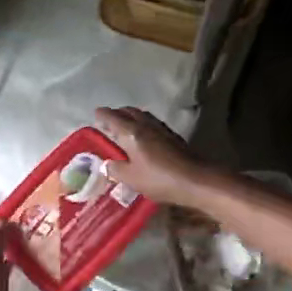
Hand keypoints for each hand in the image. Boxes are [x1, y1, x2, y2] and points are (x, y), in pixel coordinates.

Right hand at [94, 106, 210, 206]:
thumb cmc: (159, 178)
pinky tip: (144, 137)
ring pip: (142, 115)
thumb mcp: (131, 178)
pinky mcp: (173, 136)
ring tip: (125, 127)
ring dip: (131, 117)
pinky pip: (152, 123)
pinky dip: (143, 125)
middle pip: (128, 111)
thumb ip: (116, 169)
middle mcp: (145, 124)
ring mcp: (161, 128)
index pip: (112, 117)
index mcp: (131, 132)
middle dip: (117, 113)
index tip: (95, 115)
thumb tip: (106, 165)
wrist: (196, 179)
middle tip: (109, 122)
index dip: (102, 115)